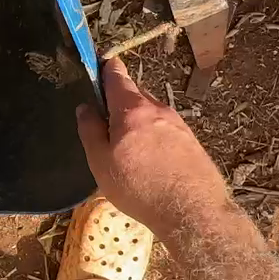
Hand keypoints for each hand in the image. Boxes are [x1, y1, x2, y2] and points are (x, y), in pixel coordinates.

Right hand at [75, 57, 231, 231]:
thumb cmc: (139, 187)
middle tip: (105, 117)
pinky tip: (148, 157)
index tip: (98, 66)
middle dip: (119, 99)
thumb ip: (90, 131)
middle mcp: (157, 109)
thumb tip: (85, 108)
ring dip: (137, 119)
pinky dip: (153, 134)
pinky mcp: (191, 141)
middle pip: (134, 93)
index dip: (106, 68)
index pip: (117, 75)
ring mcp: (178, 124)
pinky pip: (165, 128)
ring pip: (151, 112)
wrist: (193, 213)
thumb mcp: (101, 162)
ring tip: (126, 144)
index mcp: (131, 109)